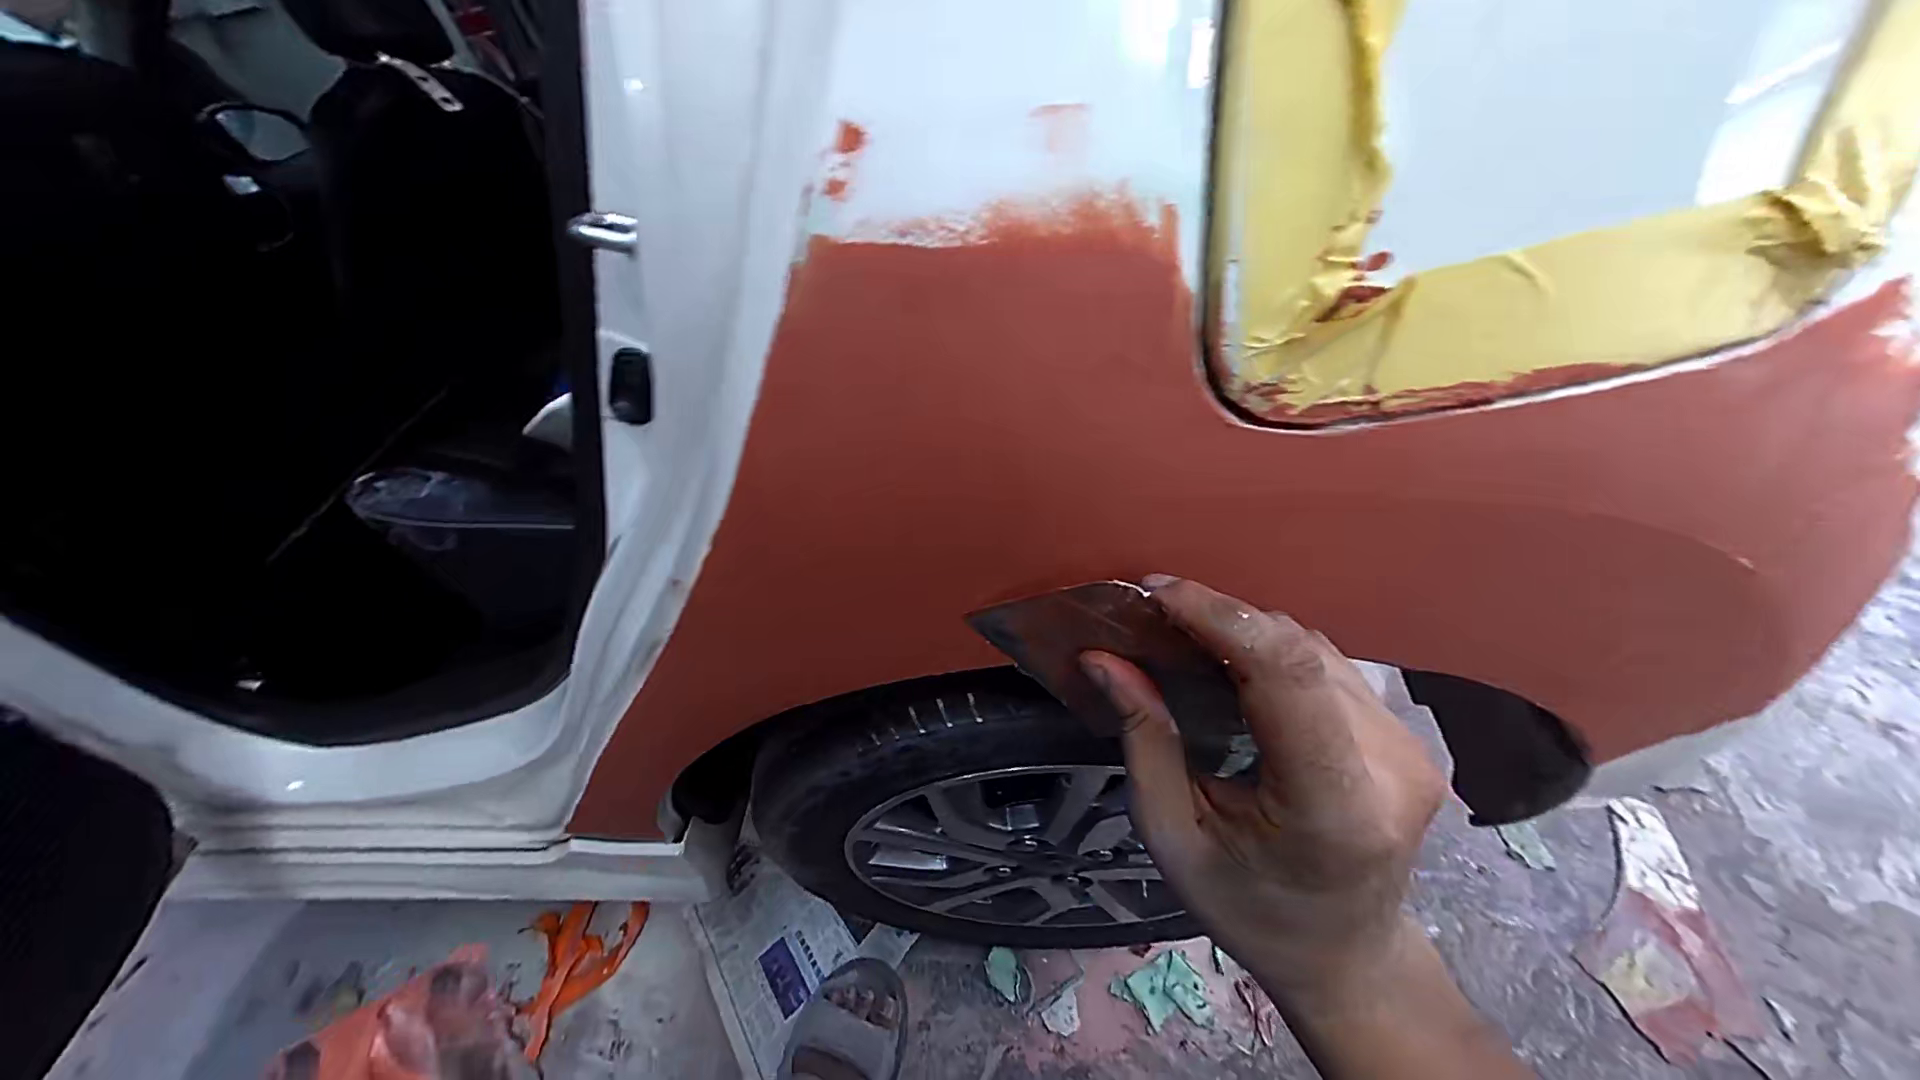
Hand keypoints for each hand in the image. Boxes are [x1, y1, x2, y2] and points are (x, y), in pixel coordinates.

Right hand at [1081, 576, 1529, 1078]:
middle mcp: (1389, 763)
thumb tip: (1103, 658)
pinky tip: (1230, 661)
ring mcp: (1408, 744)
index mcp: (1333, 804)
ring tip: (1183, 633)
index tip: (1156, 591)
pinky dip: (1270, 649)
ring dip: (1243, 630)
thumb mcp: (1172, 835)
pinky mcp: (1405, 734)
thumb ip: (1144, 738)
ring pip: (1313, 647)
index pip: (1286, 674)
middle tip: (1153, 612)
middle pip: (1298, 650)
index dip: (1219, 616)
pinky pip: (1327, 664)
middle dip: (1219, 617)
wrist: (1346, 956)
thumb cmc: (1248, 909)